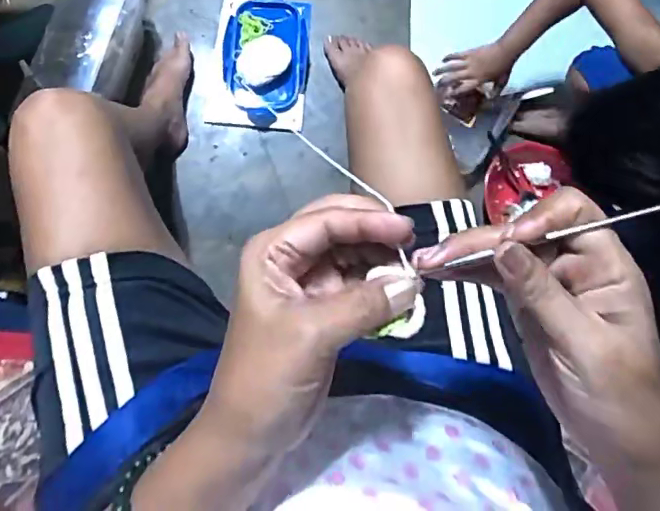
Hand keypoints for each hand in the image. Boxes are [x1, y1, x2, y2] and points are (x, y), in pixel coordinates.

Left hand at [206, 195, 419, 459]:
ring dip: (380, 255)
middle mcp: (289, 256)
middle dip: (375, 230)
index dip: (368, 220)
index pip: (327, 220)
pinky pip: (358, 279)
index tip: (406, 230)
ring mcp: (307, 280)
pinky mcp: (325, 305)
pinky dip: (379, 281)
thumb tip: (413, 283)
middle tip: (411, 241)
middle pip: (339, 226)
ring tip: (410, 267)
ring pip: (352, 250)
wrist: (247, 440)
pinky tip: (400, 288)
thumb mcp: (313, 335)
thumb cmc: (266, 378)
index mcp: (272, 251)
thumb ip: (364, 304)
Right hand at [412, 189, 659, 506]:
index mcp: (605, 262)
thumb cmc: (622, 397)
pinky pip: (497, 277)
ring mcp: (549, 280)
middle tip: (443, 253)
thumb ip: (543, 295)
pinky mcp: (527, 302)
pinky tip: (442, 270)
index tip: (512, 239)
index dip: (541, 214)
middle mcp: (575, 261)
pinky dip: (470, 272)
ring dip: (468, 252)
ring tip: (429, 261)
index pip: (574, 211)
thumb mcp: (587, 346)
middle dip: (486, 238)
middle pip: (528, 230)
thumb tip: (504, 248)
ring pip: (506, 251)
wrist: (624, 450)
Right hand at [433, 42, 514, 101]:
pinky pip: (456, 55)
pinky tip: (443, 59)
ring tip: (434, 72)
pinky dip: (448, 57)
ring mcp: (469, 62)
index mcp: (478, 81)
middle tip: (436, 84)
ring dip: (441, 70)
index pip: (463, 89)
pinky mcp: (469, 53)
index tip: (447, 95)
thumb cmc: (504, 68)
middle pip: (453, 78)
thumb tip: (491, 98)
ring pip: (451, 66)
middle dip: (443, 82)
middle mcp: (471, 72)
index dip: (454, 92)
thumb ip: (495, 91)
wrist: (504, 51)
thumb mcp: (501, 82)